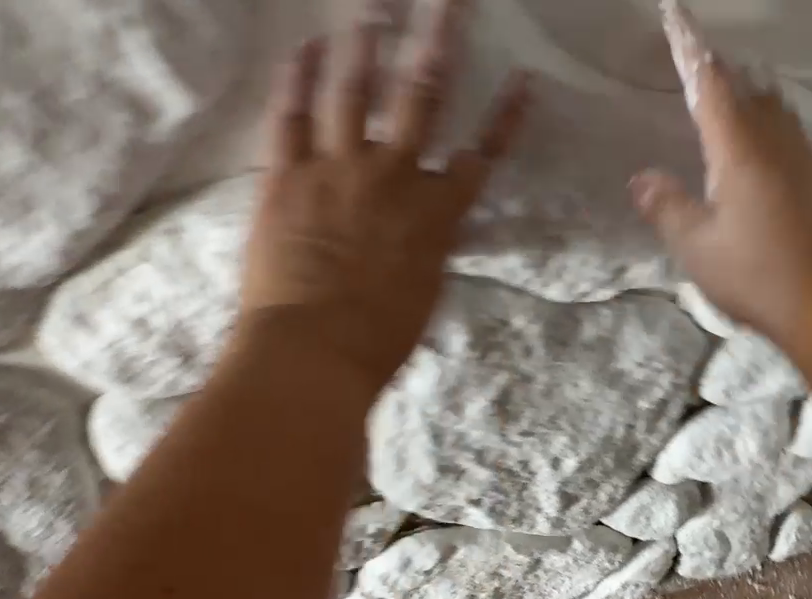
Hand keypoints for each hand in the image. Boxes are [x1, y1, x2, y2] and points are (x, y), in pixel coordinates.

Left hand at [237, 0, 530, 393]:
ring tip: (372, 5)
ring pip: (355, 90)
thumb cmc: (377, 342)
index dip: (504, 119)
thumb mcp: (422, 298)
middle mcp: (392, 177)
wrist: (314, 351)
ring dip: (366, 41)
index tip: (524, 81)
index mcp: (434, 217)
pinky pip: (292, 114)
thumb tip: (428, 234)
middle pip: (422, 96)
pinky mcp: (287, 175)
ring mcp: (337, 169)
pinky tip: (306, 46)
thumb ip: (428, 252)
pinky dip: (299, 77)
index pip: (479, 158)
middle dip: (440, 39)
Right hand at [632, 14, 811, 348]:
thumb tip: (640, 179)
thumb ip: (667, 207)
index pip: (710, 82)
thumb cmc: (756, 274)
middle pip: (742, 86)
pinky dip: (759, 118)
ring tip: (719, 93)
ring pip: (767, 105)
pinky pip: (781, 129)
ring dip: (741, 91)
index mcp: (739, 147)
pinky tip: (754, 137)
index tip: (675, 14)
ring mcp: (798, 158)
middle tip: (689, 59)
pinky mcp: (811, 180)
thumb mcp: (697, 245)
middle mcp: (773, 139)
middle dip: (714, 69)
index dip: (689, 47)